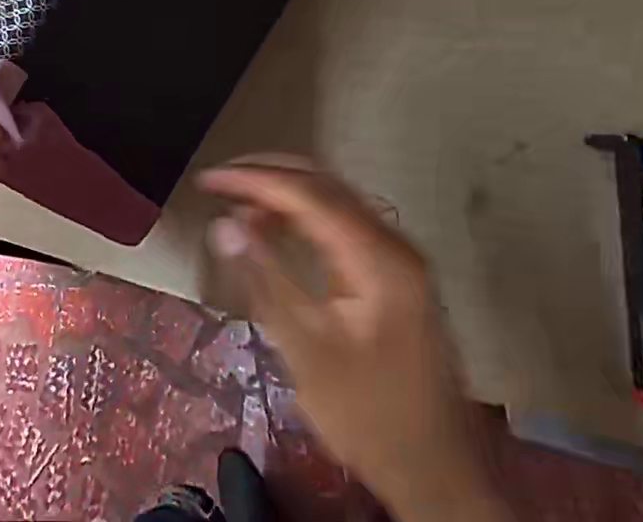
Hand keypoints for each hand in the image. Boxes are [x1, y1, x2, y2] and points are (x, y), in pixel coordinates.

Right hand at [200, 156, 509, 521]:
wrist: (435, 471)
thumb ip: (264, 277)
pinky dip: (301, 214)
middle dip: (267, 173)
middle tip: (218, 179)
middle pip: (324, 183)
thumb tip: (223, 224)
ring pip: (333, 197)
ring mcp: (397, 257)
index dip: (252, 179)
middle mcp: (393, 244)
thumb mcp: (305, 348)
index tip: (207, 180)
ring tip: (235, 199)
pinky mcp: (391, 272)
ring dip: (282, 190)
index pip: (307, 194)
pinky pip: (340, 222)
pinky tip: (270, 226)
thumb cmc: (366, 414)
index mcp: (377, 258)